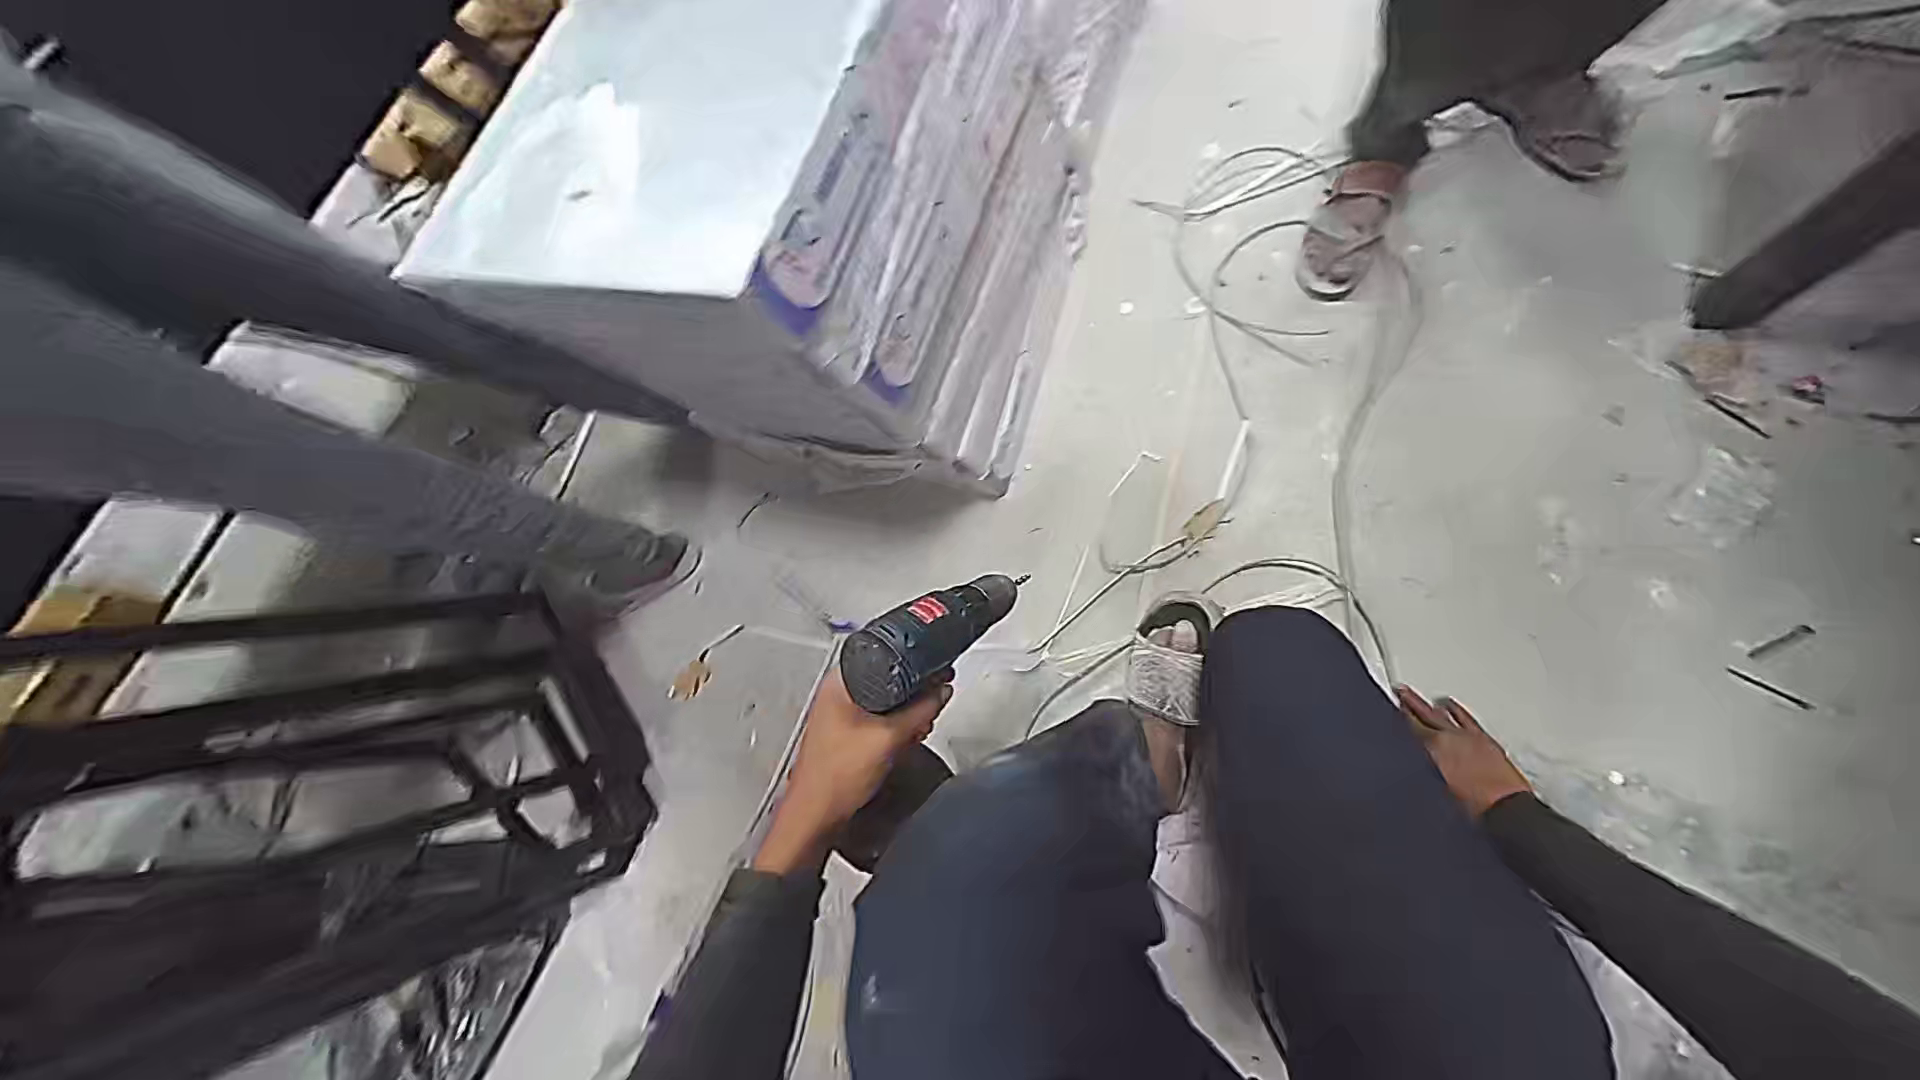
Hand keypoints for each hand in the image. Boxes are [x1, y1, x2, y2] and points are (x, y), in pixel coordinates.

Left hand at [751, 668, 952, 873]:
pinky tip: (898, 745)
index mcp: (840, 683)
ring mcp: (838, 715)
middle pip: (888, 682)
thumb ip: (921, 710)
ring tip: (911, 733)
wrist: (816, 817)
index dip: (914, 669)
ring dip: (904, 718)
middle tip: (923, 714)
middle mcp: (836, 694)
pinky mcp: (844, 734)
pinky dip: (892, 731)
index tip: (933, 677)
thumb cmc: (834, 778)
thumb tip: (941, 691)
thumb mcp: (890, 737)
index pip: (885, 659)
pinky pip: (876, 722)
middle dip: (912, 699)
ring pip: (884, 704)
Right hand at [1396, 686, 1530, 817]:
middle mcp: (1449, 736)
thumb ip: (1418, 763)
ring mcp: (1468, 736)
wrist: (1506, 810)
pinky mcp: (1485, 740)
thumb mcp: (1433, 783)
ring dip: (1430, 705)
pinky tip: (1451, 706)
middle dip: (1410, 701)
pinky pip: (1466, 719)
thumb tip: (1408, 754)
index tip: (1393, 703)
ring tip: (1419, 696)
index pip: (1410, 723)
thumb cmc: (1470, 803)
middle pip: (1425, 714)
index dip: (1399, 713)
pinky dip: (1456, 710)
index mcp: (1432, 746)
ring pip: (1443, 714)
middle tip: (1401, 691)